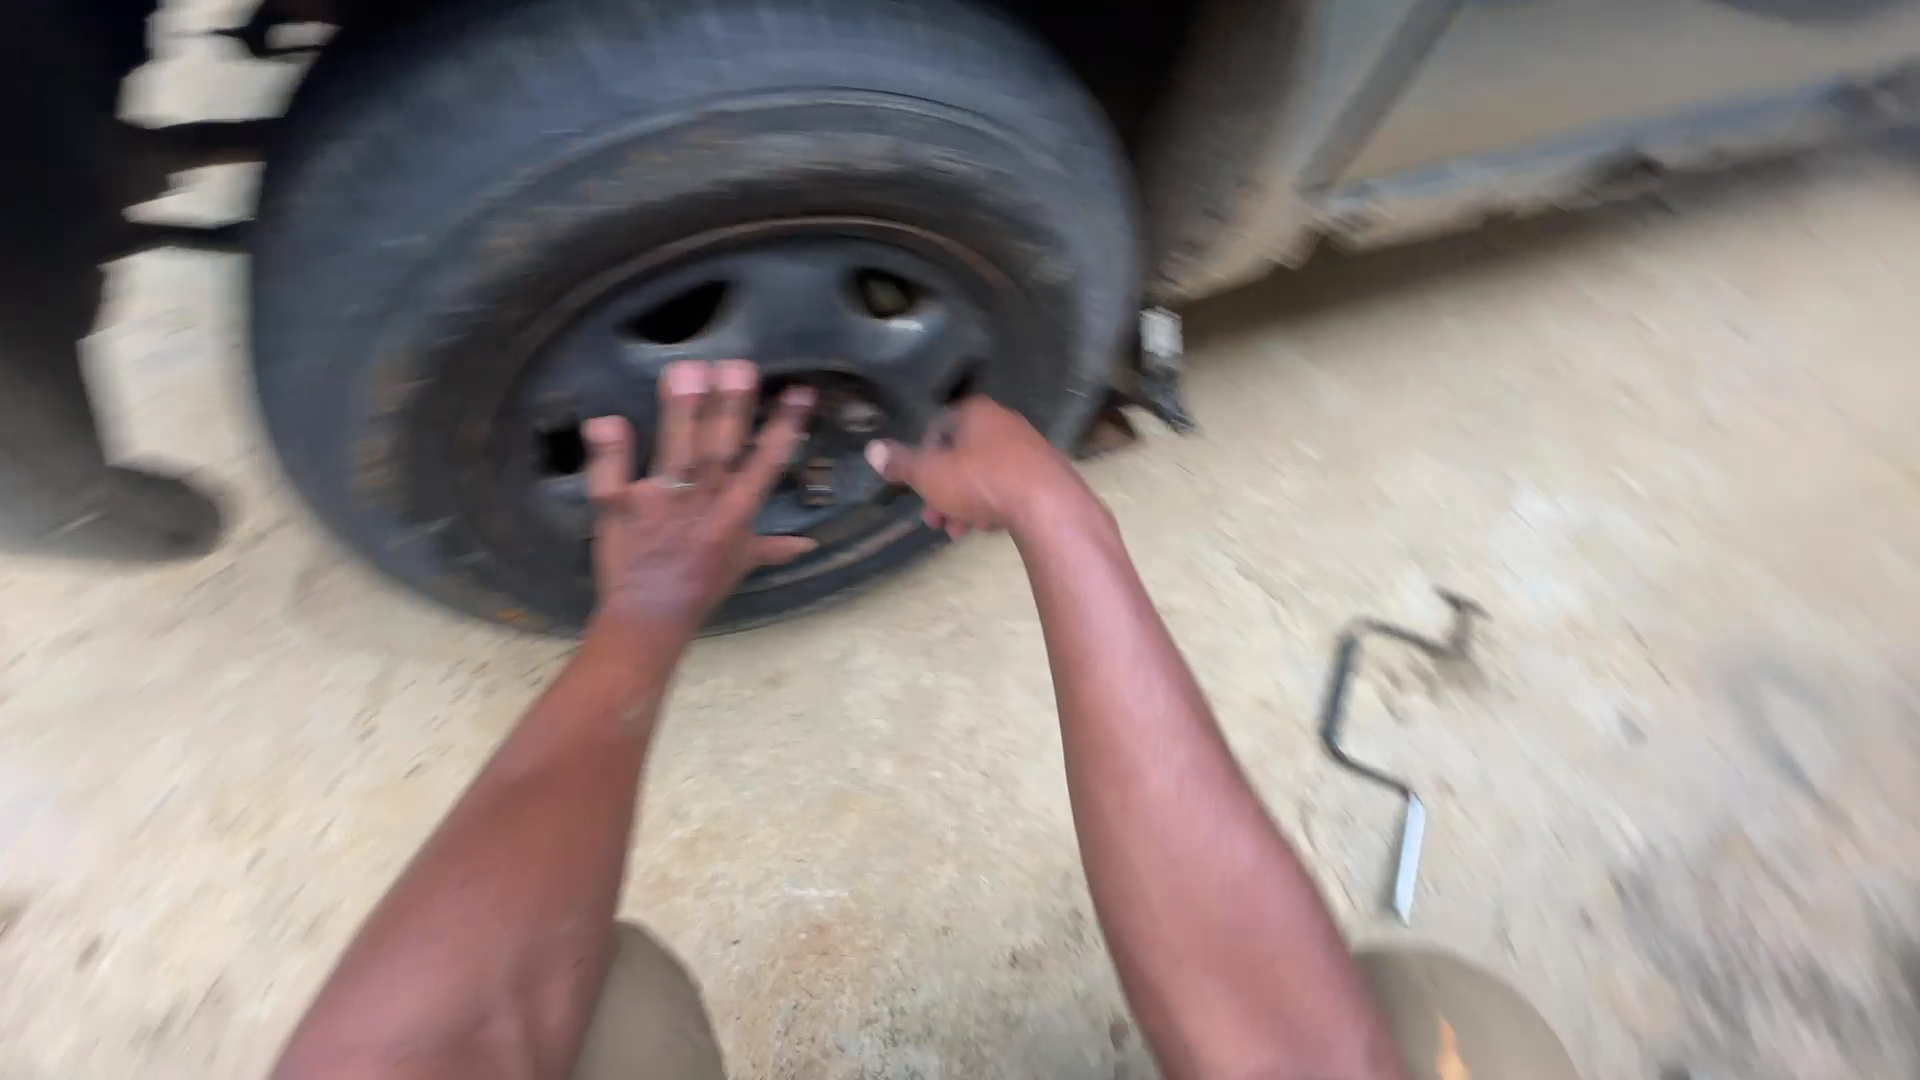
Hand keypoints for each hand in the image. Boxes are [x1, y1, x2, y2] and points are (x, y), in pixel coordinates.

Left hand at [582, 360, 815, 635]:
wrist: (651, 615)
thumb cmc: (701, 587)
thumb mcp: (742, 565)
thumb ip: (774, 547)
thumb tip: (809, 543)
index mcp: (736, 514)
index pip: (767, 464)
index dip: (784, 427)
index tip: (799, 392)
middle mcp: (702, 503)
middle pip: (720, 449)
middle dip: (731, 408)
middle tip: (739, 366)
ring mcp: (659, 504)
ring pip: (675, 454)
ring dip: (680, 413)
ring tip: (687, 371)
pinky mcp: (619, 509)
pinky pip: (610, 480)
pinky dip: (608, 453)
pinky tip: (606, 421)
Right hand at [862, 396, 1083, 539]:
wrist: (1047, 504)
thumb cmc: (980, 481)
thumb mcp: (929, 474)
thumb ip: (900, 464)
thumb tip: (871, 450)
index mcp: (975, 412)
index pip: (936, 429)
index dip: (921, 461)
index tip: (916, 488)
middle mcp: (1004, 422)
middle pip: (961, 457)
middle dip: (942, 491)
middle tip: (933, 520)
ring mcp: (1029, 448)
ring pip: (985, 475)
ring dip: (965, 504)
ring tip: (958, 532)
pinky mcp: (1046, 474)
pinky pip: (1010, 487)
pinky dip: (994, 505)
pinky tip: (989, 527)